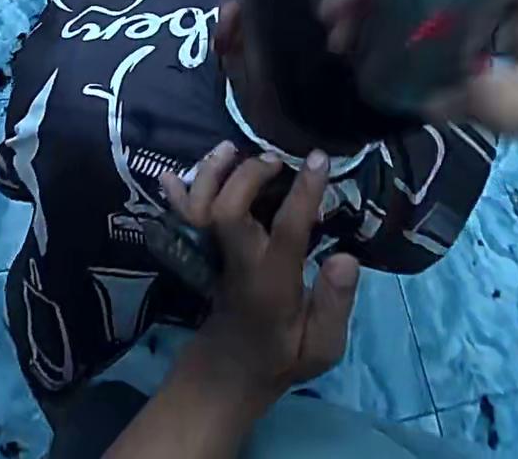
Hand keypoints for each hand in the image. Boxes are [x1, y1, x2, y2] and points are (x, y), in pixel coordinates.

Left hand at [158, 145, 357, 401]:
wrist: (229, 371)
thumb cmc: (283, 352)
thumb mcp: (323, 345)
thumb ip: (335, 303)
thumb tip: (345, 257)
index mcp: (272, 283)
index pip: (287, 230)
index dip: (304, 192)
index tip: (320, 158)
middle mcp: (237, 263)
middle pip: (228, 212)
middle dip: (248, 176)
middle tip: (275, 159)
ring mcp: (210, 256)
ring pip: (199, 210)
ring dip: (210, 174)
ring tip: (230, 147)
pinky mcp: (196, 253)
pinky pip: (178, 221)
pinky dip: (174, 196)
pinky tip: (172, 175)